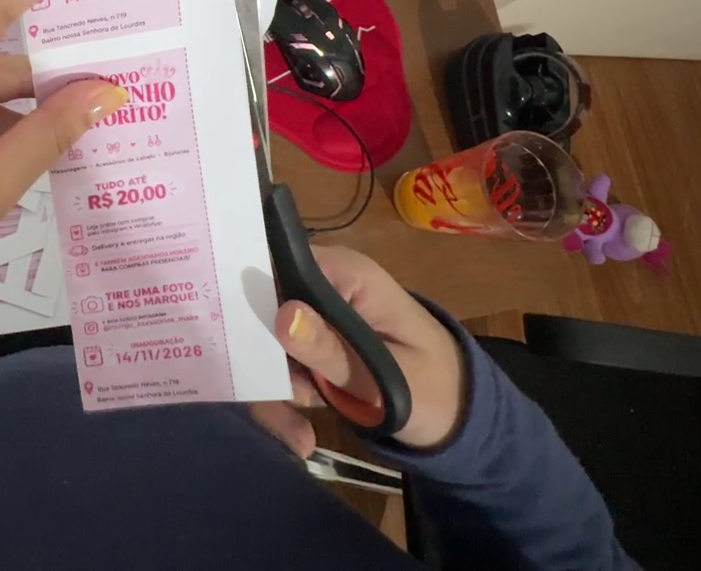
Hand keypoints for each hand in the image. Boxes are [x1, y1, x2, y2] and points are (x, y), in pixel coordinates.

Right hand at [249, 246, 464, 454]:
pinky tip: (300, 433)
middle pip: (261, 306)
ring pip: (263, 340)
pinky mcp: (309, 340)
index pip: (275, 265)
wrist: (462, 423)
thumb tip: (282, 315)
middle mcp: (322, 282)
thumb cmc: (437, 392)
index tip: (237, 343)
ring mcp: (313, 312)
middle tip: (283, 408)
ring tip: (299, 435)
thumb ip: (332, 350)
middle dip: (261, 361)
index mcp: (344, 273)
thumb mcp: (387, 379)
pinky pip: (276, 361)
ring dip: (273, 388)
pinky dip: (282, 397)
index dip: (247, 298)